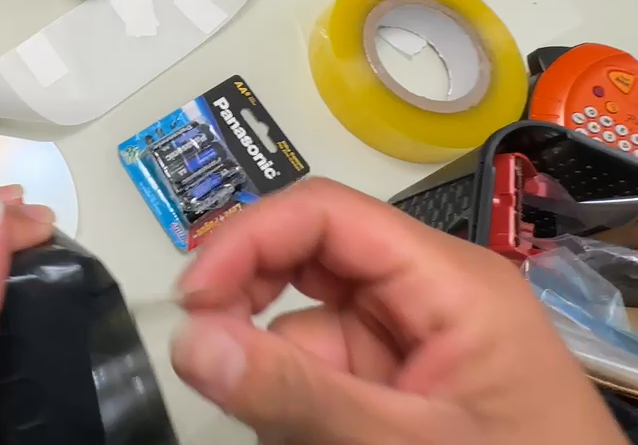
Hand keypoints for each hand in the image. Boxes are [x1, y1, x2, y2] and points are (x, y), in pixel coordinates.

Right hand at [170, 178, 625, 444]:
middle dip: (251, 297)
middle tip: (203, 347)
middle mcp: (424, 291)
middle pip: (308, 255)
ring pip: (303, 318)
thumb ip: (297, 395)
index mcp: (449, 279)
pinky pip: (320, 366)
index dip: (249, 237)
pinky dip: (294, 402)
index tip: (193, 294)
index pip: (327, 214)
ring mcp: (409, 338)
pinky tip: (304, 437)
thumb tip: (187, 342)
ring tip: (285, 430)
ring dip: (273, 367)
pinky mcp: (398, 380)